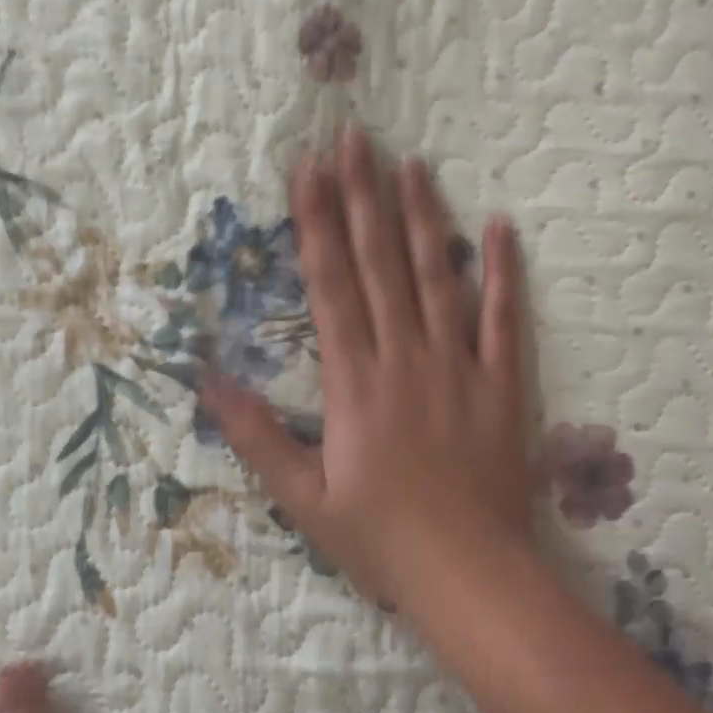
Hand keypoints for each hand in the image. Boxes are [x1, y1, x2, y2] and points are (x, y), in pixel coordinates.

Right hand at [201, 127, 533, 606]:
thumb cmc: (381, 540)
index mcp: (354, 383)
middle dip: (362, 198)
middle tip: (354, 139)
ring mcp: (458, 366)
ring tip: (411, 164)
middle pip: (380, 265)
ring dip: (422, 218)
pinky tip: (497, 226)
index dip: (316, 225)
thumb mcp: (304, 499)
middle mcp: (405, 359)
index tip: (307, 171)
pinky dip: (502, 272)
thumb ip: (257, 436)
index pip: (331, 286)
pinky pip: (504, 319)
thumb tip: (208, 381)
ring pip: (437, 278)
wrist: (468, 572)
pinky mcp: (502, 384)